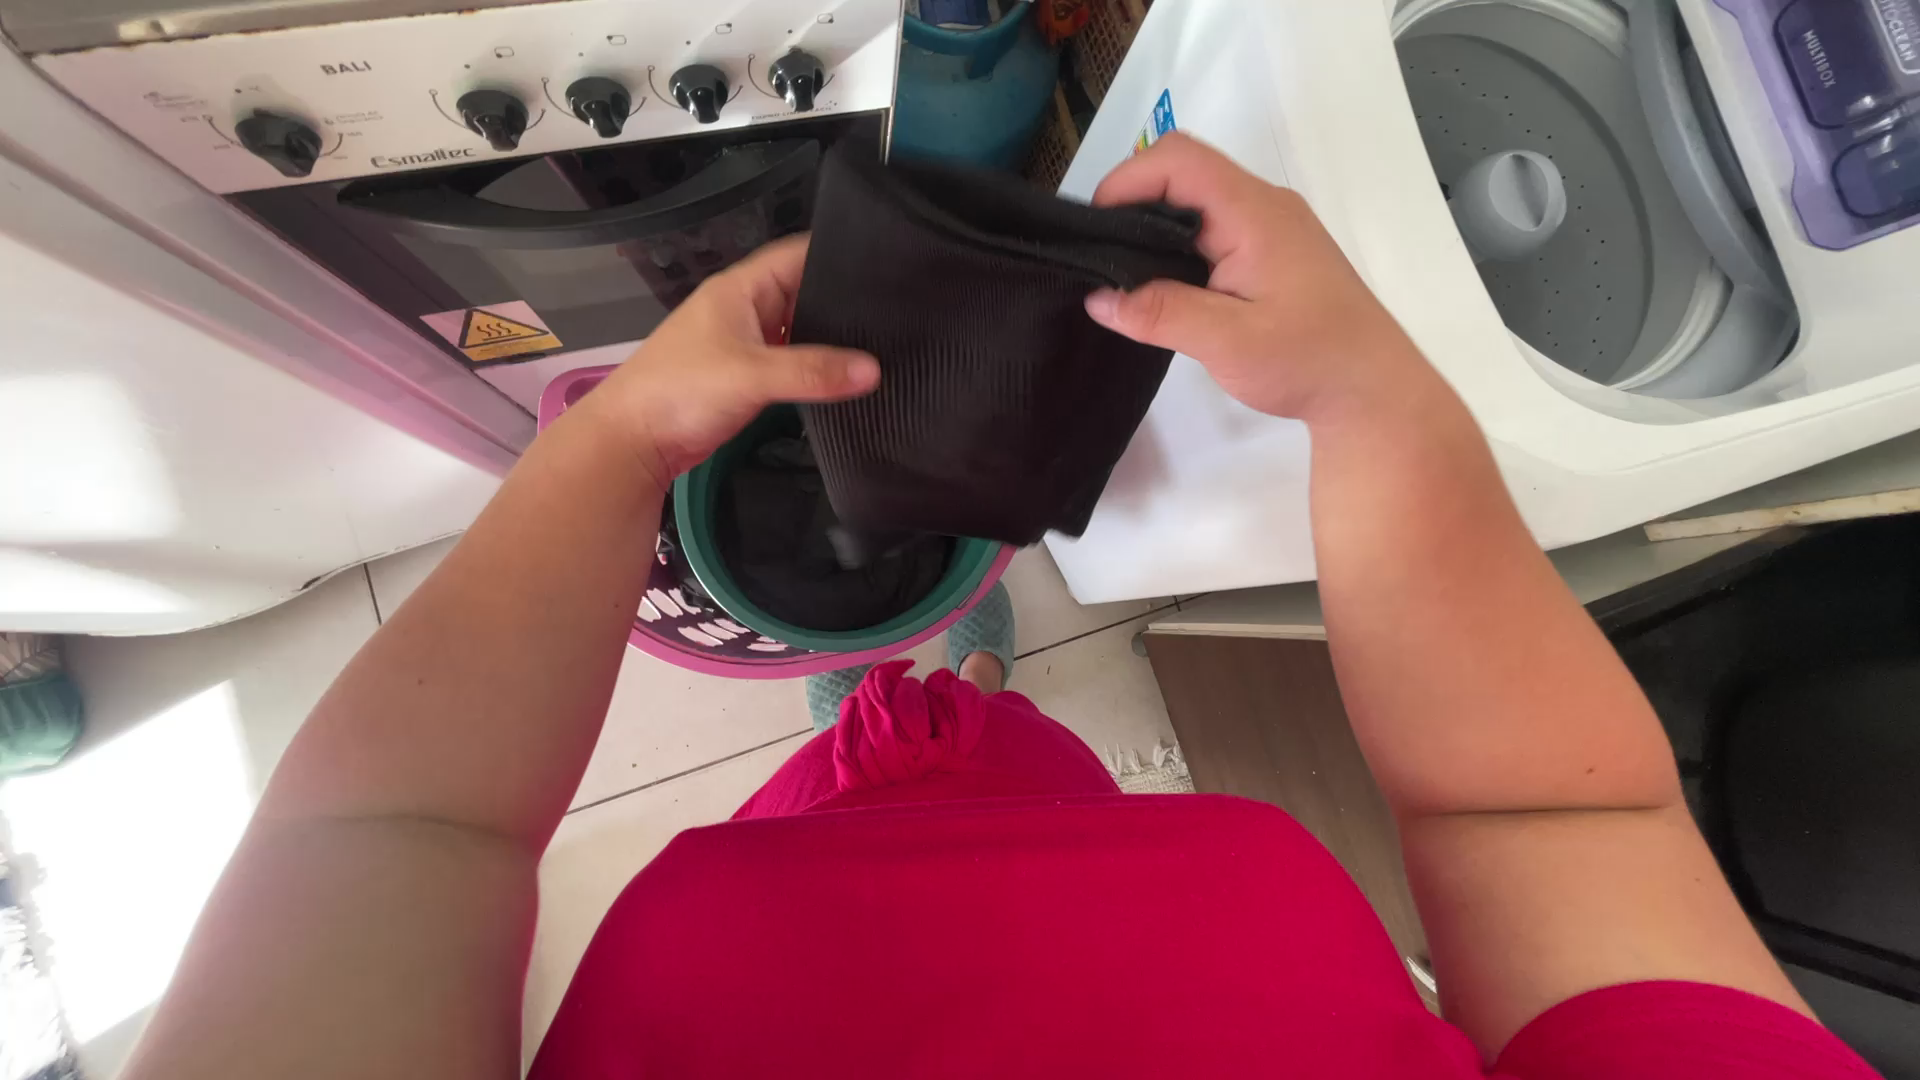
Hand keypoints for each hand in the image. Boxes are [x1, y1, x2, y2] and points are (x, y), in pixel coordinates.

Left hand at [567, 234, 878, 487]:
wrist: (637, 441)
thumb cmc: (682, 389)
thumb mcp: (751, 374)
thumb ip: (813, 372)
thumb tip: (874, 371)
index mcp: (741, 289)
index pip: (797, 255)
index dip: (838, 254)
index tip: (886, 263)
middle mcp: (748, 311)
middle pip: (805, 294)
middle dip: (845, 302)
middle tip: (896, 310)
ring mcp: (749, 346)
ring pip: (802, 333)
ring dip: (833, 341)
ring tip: (885, 343)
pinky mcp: (751, 379)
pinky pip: (794, 365)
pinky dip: (818, 370)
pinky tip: (849, 378)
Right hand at [1084, 133, 1440, 425]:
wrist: (1367, 388)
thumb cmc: (1308, 361)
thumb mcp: (1227, 342)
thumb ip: (1160, 314)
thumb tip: (1098, 298)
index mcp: (1255, 213)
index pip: (1180, 161)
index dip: (1126, 181)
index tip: (1092, 230)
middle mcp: (1262, 206)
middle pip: (1184, 172)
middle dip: (1131, 203)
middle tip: (1098, 257)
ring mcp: (1267, 228)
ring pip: (1194, 202)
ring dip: (1151, 229)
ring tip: (1119, 275)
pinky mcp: (1266, 253)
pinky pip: (1209, 229)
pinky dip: (1173, 247)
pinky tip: (1158, 287)